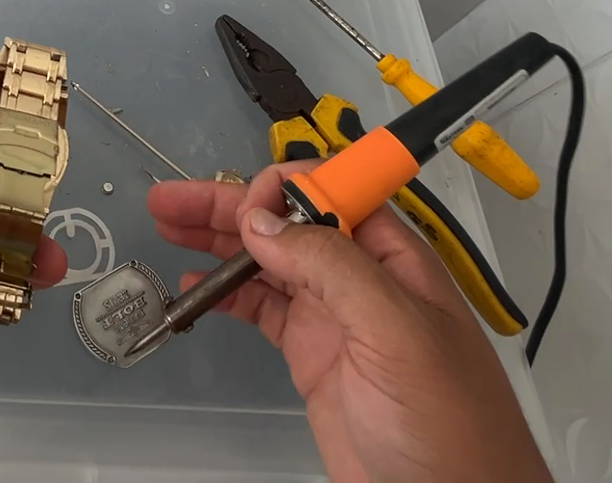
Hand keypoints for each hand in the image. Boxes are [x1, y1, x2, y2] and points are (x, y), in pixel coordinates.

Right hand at [150, 163, 549, 482]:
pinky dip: (223, 293)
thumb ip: (329, 266)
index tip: (244, 211)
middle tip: (169, 201)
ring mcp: (331, 314)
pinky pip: (260, 307)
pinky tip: (192, 288)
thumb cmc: (444, 424)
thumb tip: (258, 219)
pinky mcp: (309, 353)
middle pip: (284, 220)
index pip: (330, 192)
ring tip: (167, 226)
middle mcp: (356, 275)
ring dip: (216, 239)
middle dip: (227, 203)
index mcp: (388, 256)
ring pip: (264, 258)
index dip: (282, 187)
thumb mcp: (396, 333)